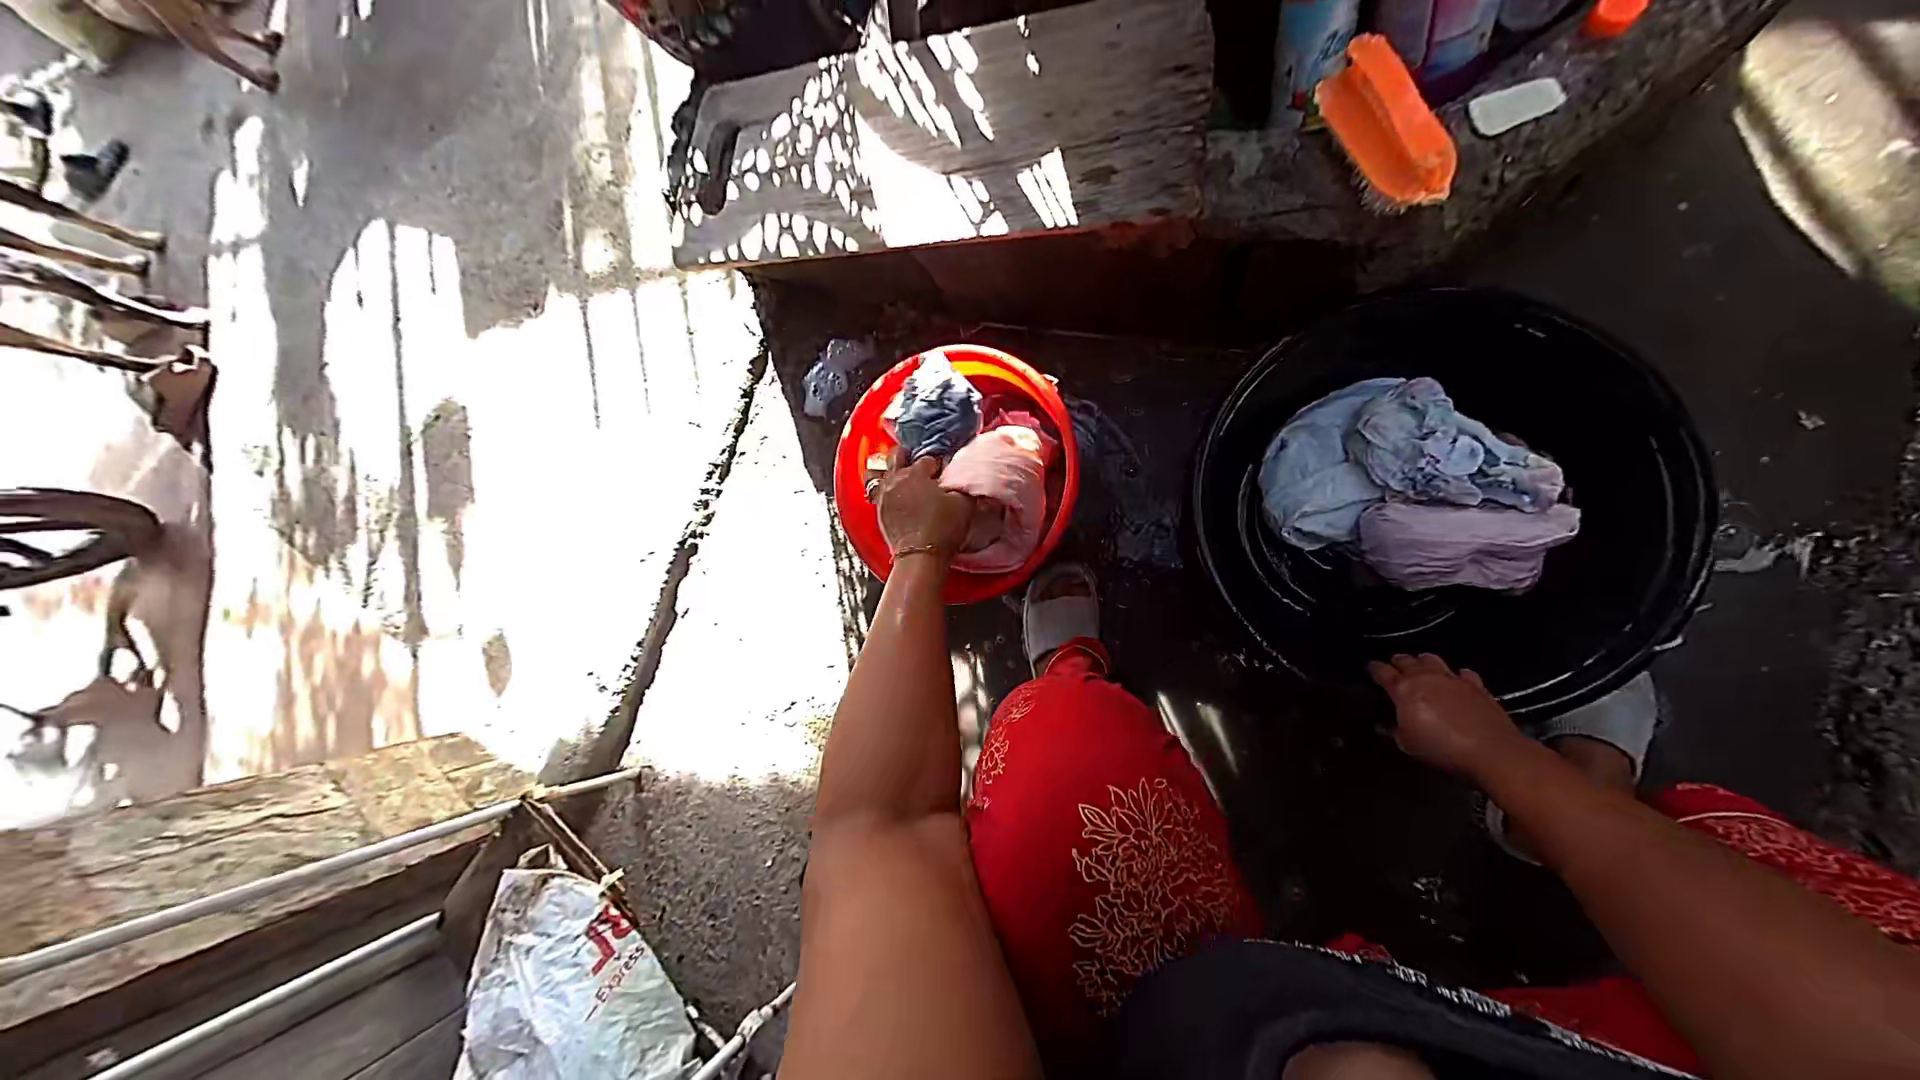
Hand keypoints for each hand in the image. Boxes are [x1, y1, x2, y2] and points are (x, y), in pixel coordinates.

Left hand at [877, 454, 974, 559]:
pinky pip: (877, 491)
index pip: (928, 458)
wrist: (920, 556)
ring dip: (891, 470)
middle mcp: (896, 479)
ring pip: (881, 472)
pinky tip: (896, 495)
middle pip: (897, 456)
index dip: (938, 463)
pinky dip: (886, 489)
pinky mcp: (879, 511)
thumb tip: (964, 479)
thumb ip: (964, 485)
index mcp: (916, 473)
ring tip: (902, 476)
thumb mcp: (964, 504)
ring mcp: (885, 495)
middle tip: (919, 464)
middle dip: (908, 456)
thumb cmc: (942, 529)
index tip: (944, 471)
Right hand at [1367, 653, 1526, 774]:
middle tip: (1394, 670)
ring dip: (1423, 662)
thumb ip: (1393, 730)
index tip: (1370, 671)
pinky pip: (1463, 672)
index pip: (1381, 670)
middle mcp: (1426, 677)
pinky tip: (1455, 683)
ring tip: (1421, 670)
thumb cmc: (1443, 748)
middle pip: (1405, 659)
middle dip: (1396, 662)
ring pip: (1431, 658)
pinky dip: (1456, 675)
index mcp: (1403, 688)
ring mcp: (1453, 679)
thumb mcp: (1407, 744)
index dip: (1373, 669)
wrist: (1493, 753)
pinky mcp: (1477, 686)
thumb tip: (1386, 725)